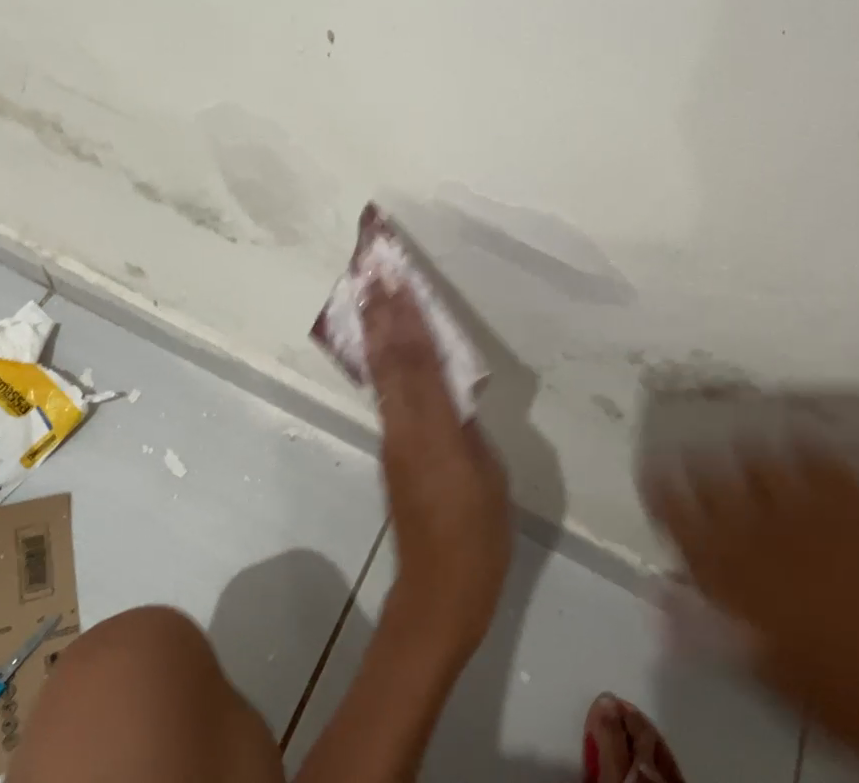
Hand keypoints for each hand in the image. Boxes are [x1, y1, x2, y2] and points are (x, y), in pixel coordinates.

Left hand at [362, 279, 511, 655]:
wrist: (440, 589)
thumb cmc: (480, 535)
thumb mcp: (489, 474)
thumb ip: (467, 427)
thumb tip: (453, 394)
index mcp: (434, 430)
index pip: (417, 360)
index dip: (404, 316)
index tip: (393, 277)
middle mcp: (404, 428)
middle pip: (389, 359)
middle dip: (379, 312)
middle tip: (369, 269)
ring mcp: (393, 441)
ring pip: (382, 375)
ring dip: (376, 332)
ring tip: (370, 295)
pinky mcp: (392, 454)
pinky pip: (387, 396)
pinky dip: (383, 363)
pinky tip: (384, 348)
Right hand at [643, 443, 858, 758]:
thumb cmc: (856, 697)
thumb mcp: (772, 673)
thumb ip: (715, 624)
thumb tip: (665, 593)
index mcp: (736, 577)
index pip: (679, 517)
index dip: (661, 488)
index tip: (651, 468)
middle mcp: (768, 531)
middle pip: (716, 480)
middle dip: (698, 462)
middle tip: (689, 448)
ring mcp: (821, 510)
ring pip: (764, 461)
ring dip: (746, 451)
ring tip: (740, 441)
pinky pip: (825, 459)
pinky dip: (805, 447)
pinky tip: (798, 439)